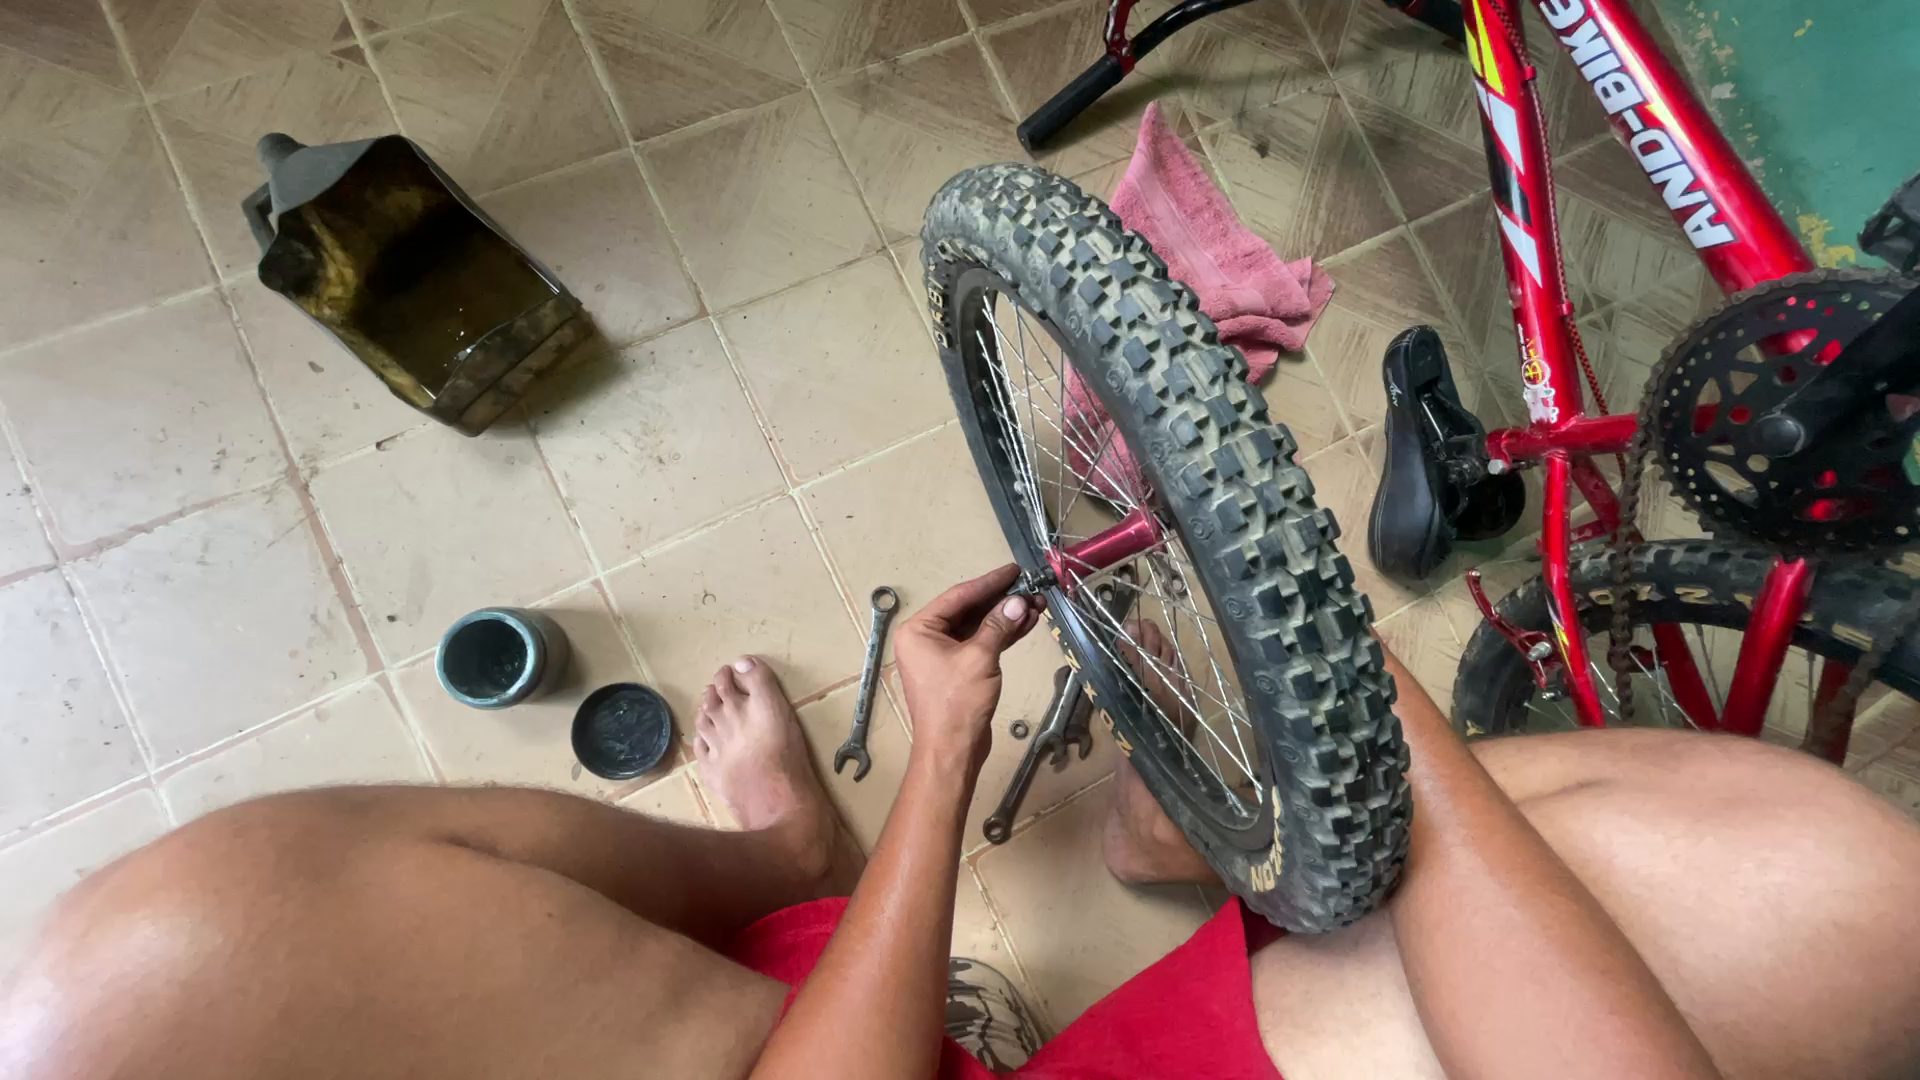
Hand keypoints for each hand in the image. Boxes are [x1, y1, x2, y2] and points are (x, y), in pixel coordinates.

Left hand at [894, 565, 1042, 776]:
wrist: (951, 751)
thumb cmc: (957, 702)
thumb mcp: (980, 658)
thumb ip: (998, 625)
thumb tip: (1018, 601)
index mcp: (919, 630)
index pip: (959, 596)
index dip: (990, 582)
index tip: (1014, 570)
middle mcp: (925, 638)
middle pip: (968, 610)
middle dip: (1002, 601)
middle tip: (1032, 588)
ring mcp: (941, 655)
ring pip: (978, 627)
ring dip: (1006, 617)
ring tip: (1037, 605)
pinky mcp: (958, 670)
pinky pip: (980, 644)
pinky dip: (1001, 635)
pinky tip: (1026, 624)